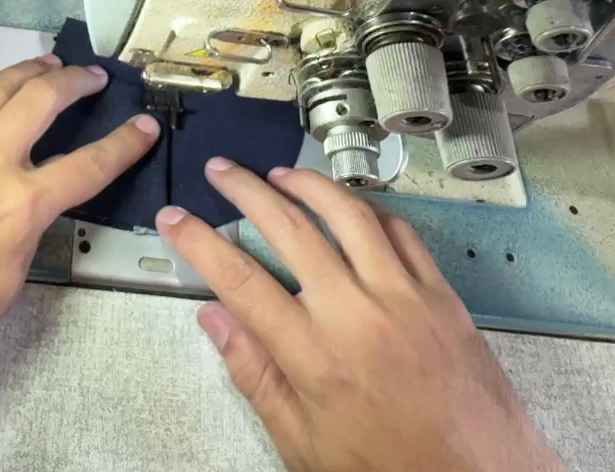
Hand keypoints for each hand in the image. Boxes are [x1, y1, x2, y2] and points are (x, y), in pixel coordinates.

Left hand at [0, 55, 161, 411]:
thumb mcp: (5, 285)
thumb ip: (28, 228)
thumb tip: (36, 197)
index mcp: (18, 206)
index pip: (88, 164)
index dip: (124, 144)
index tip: (144, 125)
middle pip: (41, 101)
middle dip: (75, 82)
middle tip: (94, 75)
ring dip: (28, 70)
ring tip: (51, 64)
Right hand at [158, 160, 561, 471]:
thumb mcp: (305, 445)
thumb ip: (256, 375)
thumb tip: (214, 316)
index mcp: (315, 356)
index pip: (240, 280)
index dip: (199, 242)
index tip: (173, 217)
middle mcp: (356, 313)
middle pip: (289, 227)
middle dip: (246, 189)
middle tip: (221, 170)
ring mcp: (403, 296)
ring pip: (347, 213)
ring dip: (306, 183)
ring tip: (278, 173)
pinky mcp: (441, 293)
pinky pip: (400, 231)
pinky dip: (367, 208)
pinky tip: (347, 204)